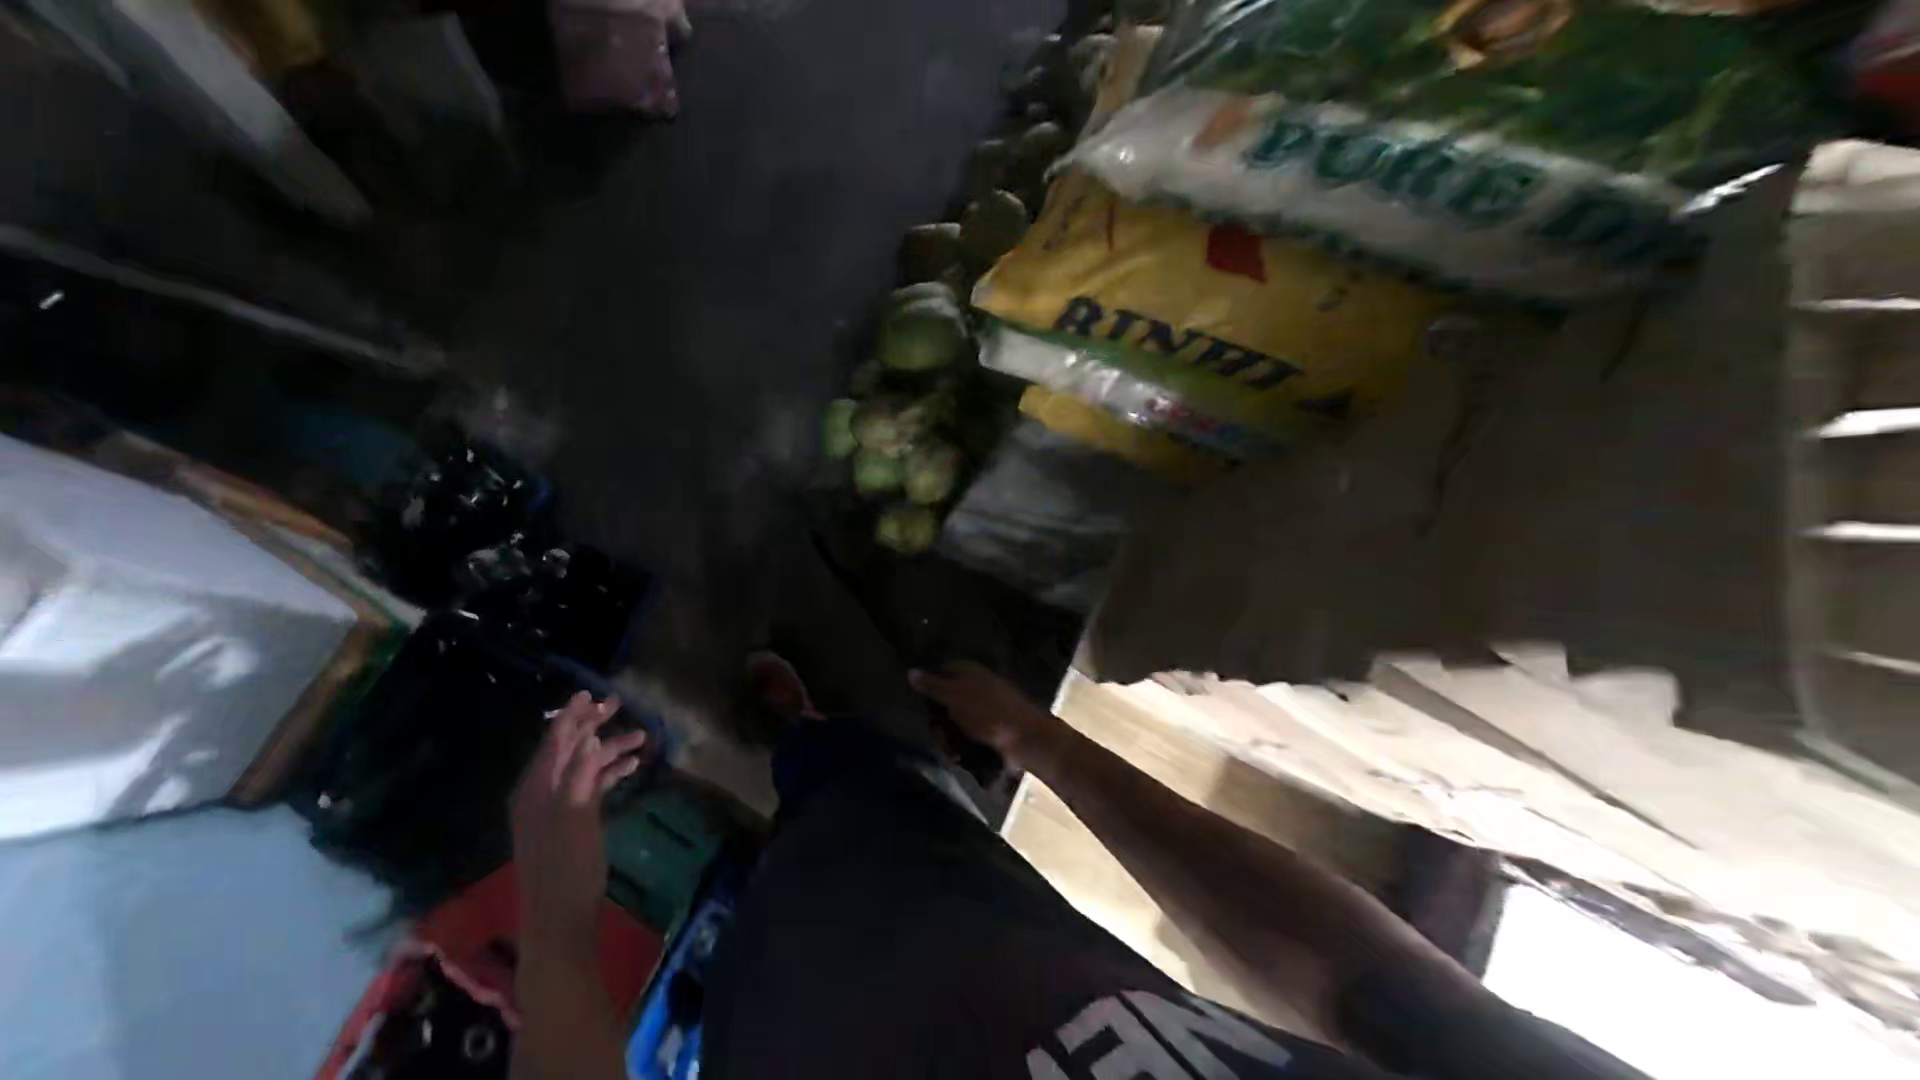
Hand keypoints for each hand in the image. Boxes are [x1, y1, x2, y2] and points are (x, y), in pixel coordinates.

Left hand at [510, 691, 648, 945]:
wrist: (561, 915)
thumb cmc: (567, 864)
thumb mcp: (574, 815)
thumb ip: (579, 773)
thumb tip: (590, 737)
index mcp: (536, 788)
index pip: (555, 742)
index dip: (572, 716)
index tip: (591, 693)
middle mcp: (543, 792)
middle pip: (568, 749)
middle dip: (592, 726)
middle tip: (618, 704)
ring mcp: (558, 807)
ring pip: (584, 766)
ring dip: (609, 750)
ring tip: (641, 736)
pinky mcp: (574, 821)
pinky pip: (591, 786)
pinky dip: (610, 772)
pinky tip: (632, 765)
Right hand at [909, 660, 1070, 770]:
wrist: (1026, 738)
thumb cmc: (988, 712)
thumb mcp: (954, 696)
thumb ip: (932, 685)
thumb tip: (910, 671)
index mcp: (969, 670)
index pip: (940, 670)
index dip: (928, 685)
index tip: (919, 703)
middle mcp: (978, 684)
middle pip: (947, 696)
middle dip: (938, 715)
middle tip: (935, 731)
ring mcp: (986, 706)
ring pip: (957, 717)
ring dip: (950, 733)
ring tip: (948, 747)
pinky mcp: (993, 726)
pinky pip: (970, 732)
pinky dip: (963, 742)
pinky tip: (960, 754)